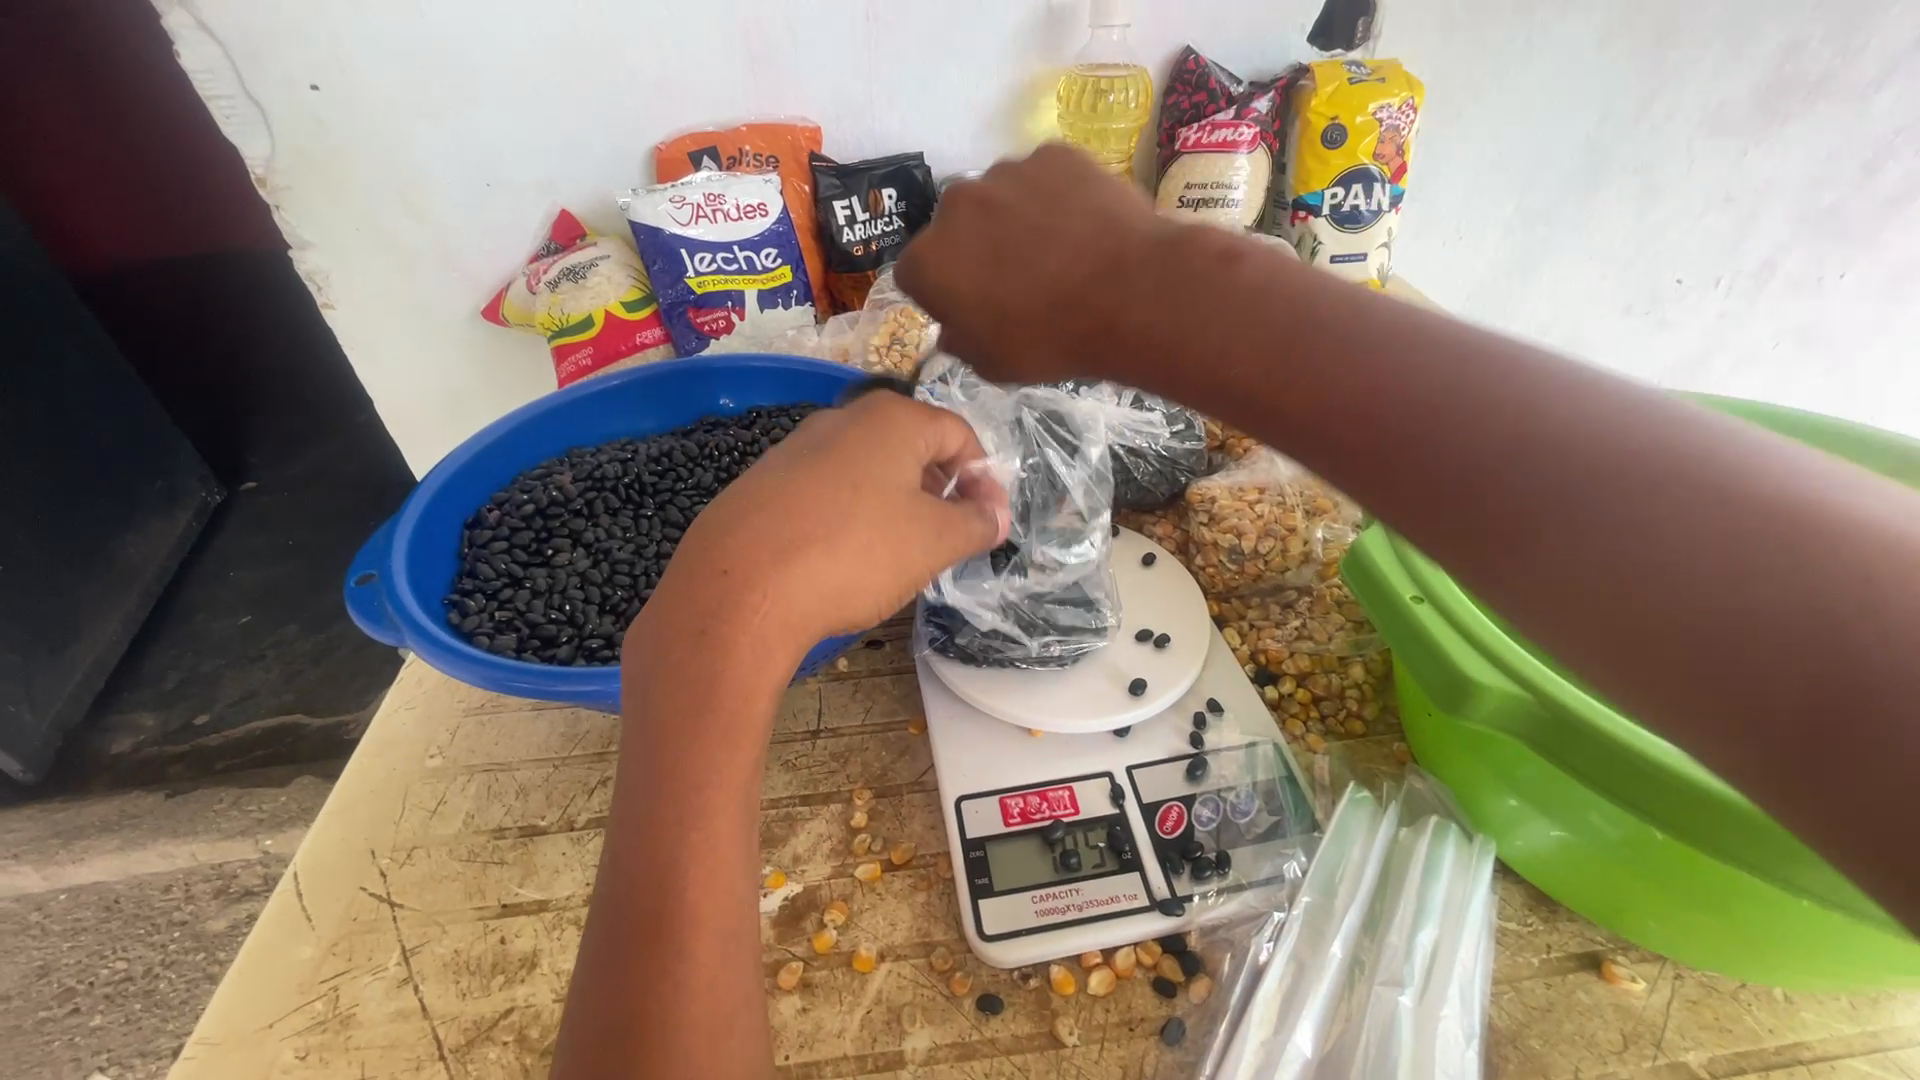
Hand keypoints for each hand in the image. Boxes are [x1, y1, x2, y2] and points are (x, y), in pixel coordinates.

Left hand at [638, 391, 1010, 656]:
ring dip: (895, 505)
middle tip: (949, 538)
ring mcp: (795, 449)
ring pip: (866, 470)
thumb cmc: (853, 553)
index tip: (989, 521)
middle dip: (939, 491)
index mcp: (891, 419)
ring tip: (898, 554)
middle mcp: (841, 420)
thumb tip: (997, 515)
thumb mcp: (933, 542)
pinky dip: (850, 516)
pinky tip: (843, 559)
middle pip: (910, 447)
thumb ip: (975, 523)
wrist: (739, 589)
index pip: (958, 434)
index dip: (983, 477)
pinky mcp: (763, 484)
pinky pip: (826, 492)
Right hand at [893, 143, 1182, 384]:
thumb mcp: (992, 365)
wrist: (1130, 294)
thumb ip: (961, 342)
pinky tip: (1082, 229)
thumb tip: (954, 329)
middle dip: (975, 250)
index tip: (971, 309)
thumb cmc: (1051, 340)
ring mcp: (1006, 172)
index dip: (942, 294)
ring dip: (1013, 221)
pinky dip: (1054, 198)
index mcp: (929, 261)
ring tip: (1057, 253)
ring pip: (998, 198)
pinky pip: (1043, 178)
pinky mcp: (1053, 154)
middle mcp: (955, 205)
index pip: (916, 274)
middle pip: (954, 229)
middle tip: (1016, 281)